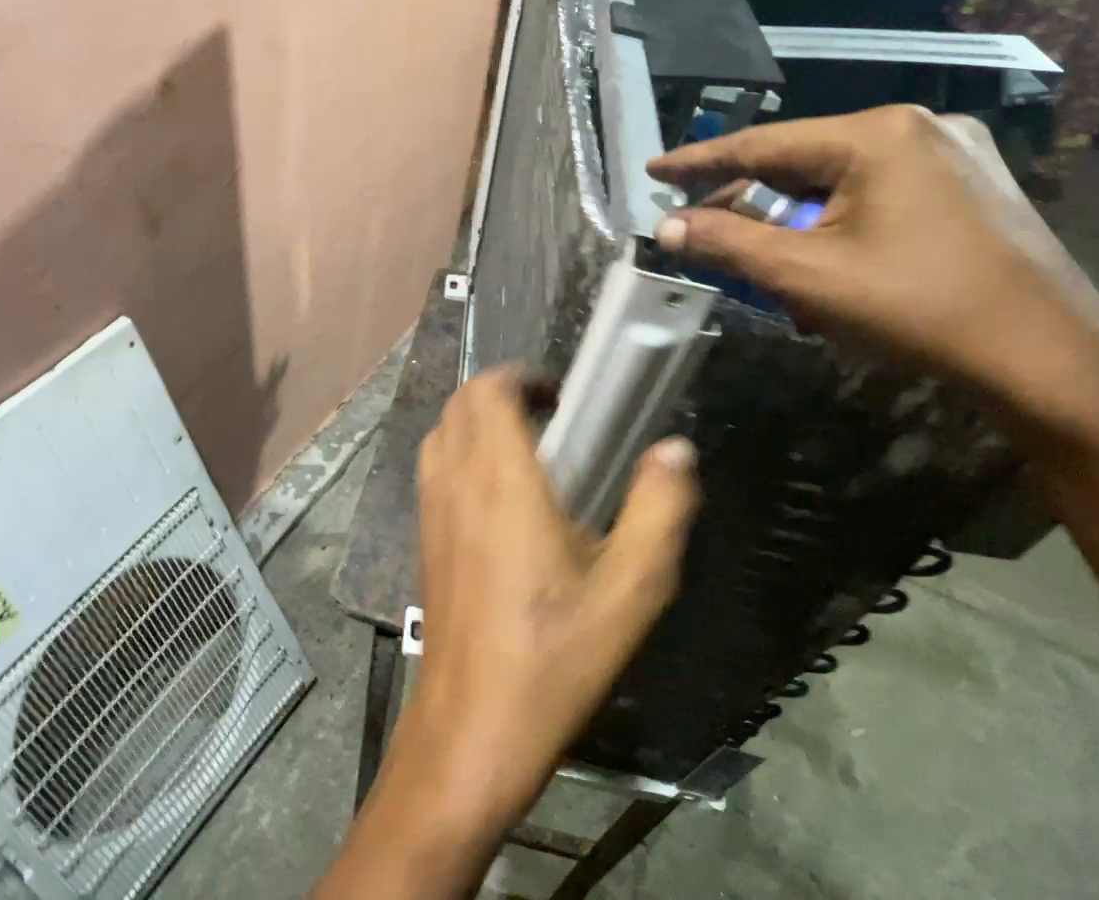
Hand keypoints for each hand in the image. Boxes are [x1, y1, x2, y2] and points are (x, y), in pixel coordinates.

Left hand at [404, 368, 697, 823]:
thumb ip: (659, 509)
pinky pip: (435, 474)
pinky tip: (504, 506)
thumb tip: (674, 451)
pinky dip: (462, 460)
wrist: (474, 722)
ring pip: (440, 437)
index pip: (488, 391)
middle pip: (459, 405)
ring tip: (533, 459)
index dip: (522, 376)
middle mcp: (454, 484)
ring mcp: (430, 513)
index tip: (565, 396)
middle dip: (503, 396)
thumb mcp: (632, 589)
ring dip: (478, 426)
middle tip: (558, 422)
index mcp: (499, 480)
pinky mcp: (424, 542)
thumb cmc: (556, 655)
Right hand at [648, 105, 1098, 415]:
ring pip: (838, 179)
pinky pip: (875, 193)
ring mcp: (952, 156)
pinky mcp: (968, 188)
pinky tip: (813, 255)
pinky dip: (830, 220)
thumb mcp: (802, 274)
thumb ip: (727, 242)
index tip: (653, 170)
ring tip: (751, 253)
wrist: (1041, 353)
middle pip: (801, 160)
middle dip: (745, 197)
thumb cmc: (914, 306)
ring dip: (787, 216)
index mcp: (877, 135)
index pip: (763, 143)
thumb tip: (666, 225)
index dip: (700, 161)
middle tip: (694, 227)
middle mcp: (918, 128)